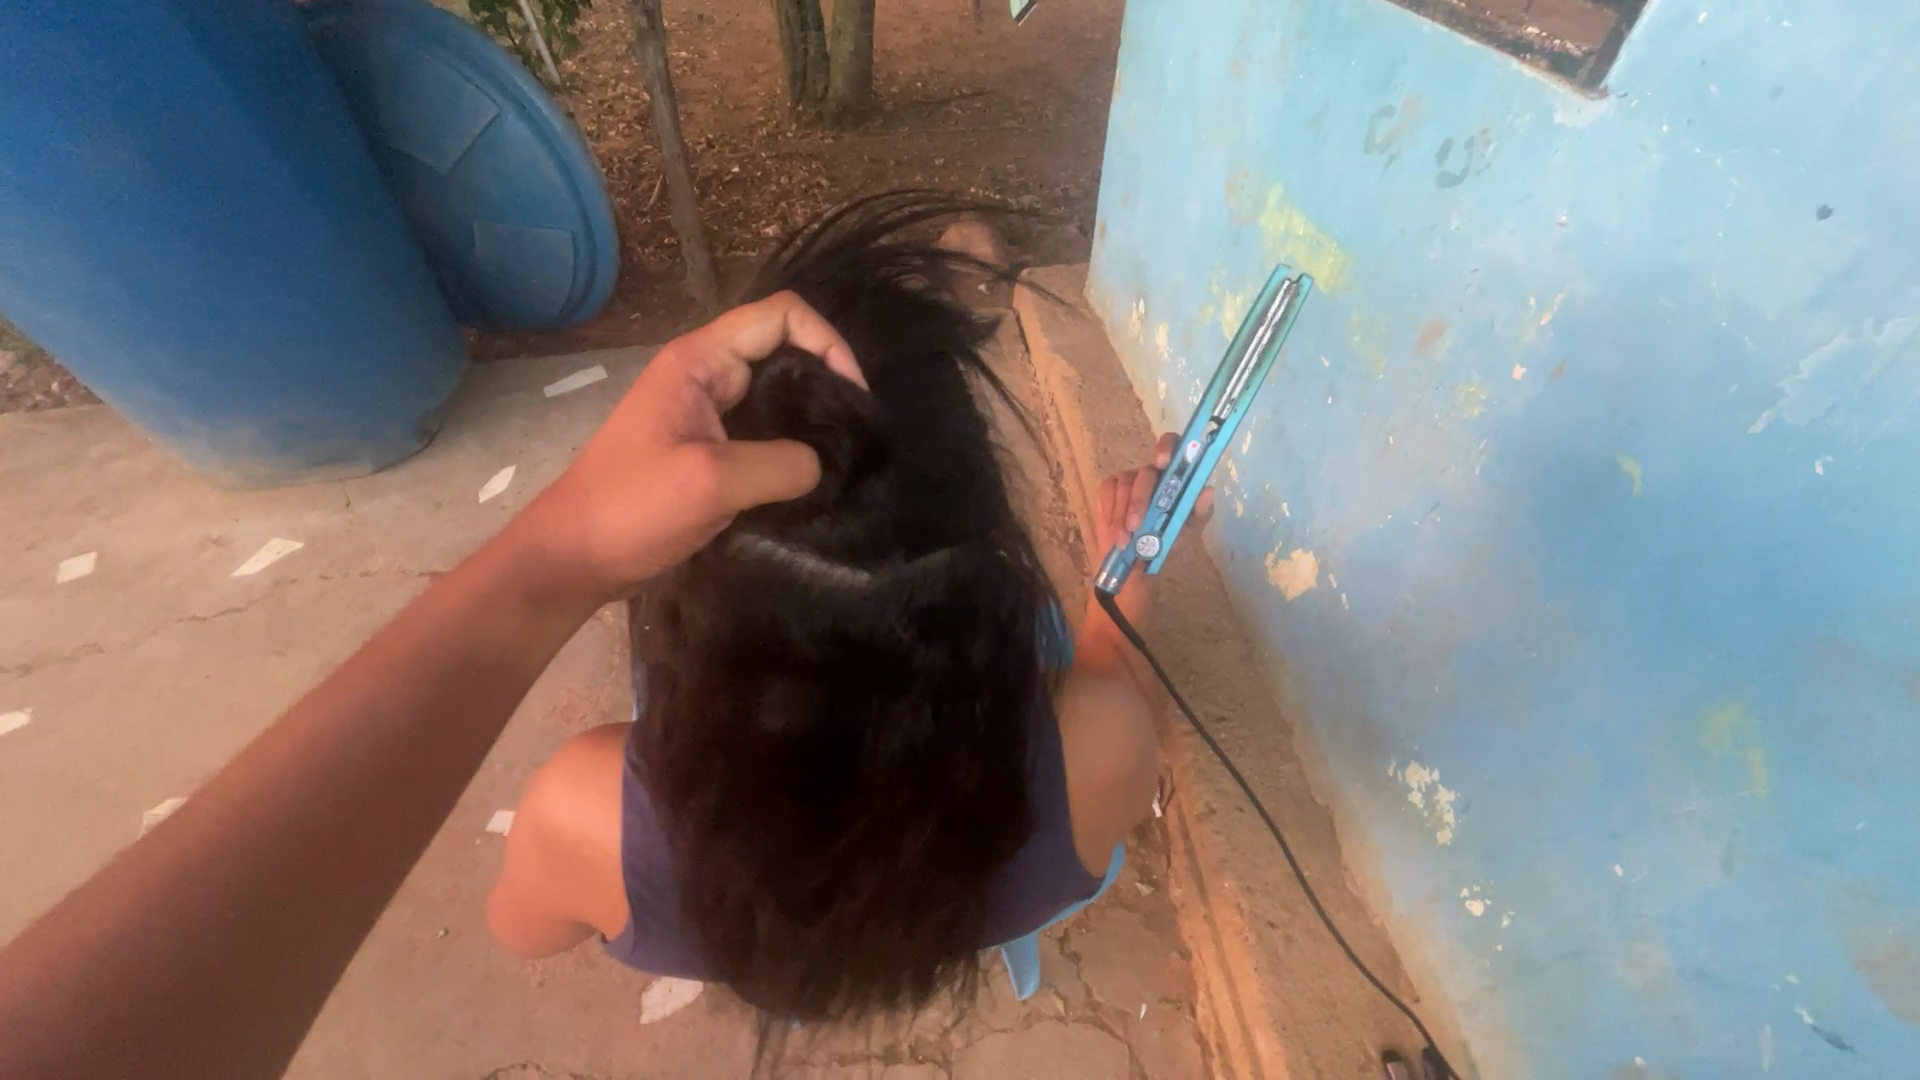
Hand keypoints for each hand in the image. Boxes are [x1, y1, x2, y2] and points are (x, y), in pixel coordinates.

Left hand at [516, 291, 863, 602]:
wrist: (576, 556)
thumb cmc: (631, 507)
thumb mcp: (711, 481)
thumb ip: (780, 465)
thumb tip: (821, 464)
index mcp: (701, 361)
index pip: (781, 315)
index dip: (827, 341)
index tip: (853, 394)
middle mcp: (708, 376)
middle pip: (784, 351)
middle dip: (826, 381)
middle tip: (854, 431)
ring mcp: (709, 414)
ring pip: (778, 396)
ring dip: (812, 419)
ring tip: (841, 455)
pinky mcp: (712, 450)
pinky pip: (766, 434)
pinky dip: (794, 449)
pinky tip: (812, 478)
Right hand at [1093, 433, 1214, 626]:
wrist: (1134, 565)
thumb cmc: (1164, 545)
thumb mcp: (1187, 532)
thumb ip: (1199, 513)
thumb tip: (1208, 490)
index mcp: (1174, 478)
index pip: (1173, 446)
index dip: (1167, 448)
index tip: (1162, 462)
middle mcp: (1152, 474)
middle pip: (1144, 473)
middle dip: (1139, 500)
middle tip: (1135, 526)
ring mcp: (1128, 480)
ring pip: (1124, 485)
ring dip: (1122, 514)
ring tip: (1124, 540)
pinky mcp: (1109, 489)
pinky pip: (1107, 492)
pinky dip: (1110, 513)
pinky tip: (1114, 531)